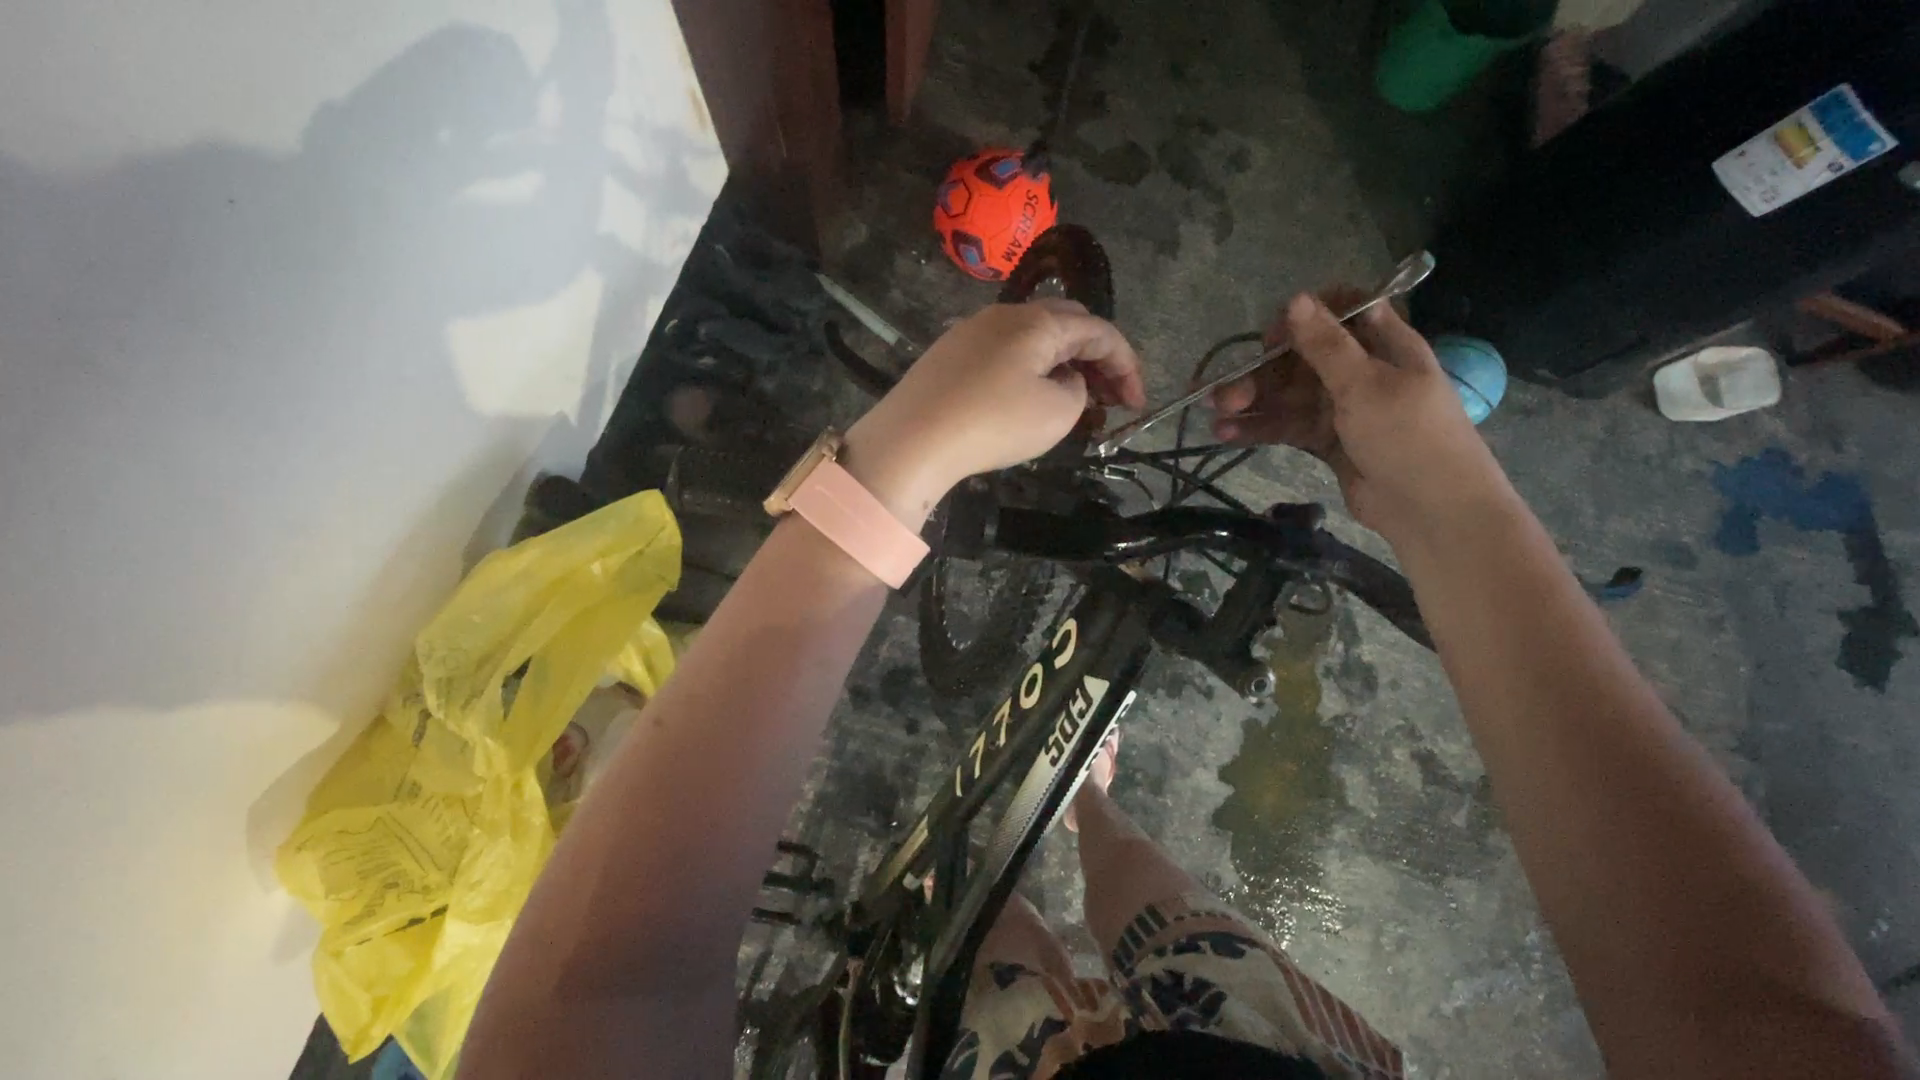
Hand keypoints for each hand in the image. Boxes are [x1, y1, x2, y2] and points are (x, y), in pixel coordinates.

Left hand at [844, 300, 1144, 524]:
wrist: (912, 439)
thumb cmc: (993, 423)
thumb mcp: (1056, 413)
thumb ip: (1077, 390)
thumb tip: (1066, 380)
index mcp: (1038, 321)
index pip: (1099, 331)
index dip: (1126, 366)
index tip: (1136, 404)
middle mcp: (1005, 314)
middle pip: (1066, 324)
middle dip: (1096, 358)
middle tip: (1108, 397)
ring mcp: (972, 331)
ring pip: (1033, 338)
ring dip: (1062, 363)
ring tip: (1073, 400)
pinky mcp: (949, 354)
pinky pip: (1003, 352)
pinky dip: (1030, 369)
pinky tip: (1027, 398)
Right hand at [1210, 290, 1512, 542]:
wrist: (1431, 510)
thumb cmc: (1408, 437)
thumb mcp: (1366, 385)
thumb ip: (1326, 345)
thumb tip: (1296, 298)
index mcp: (1383, 345)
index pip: (1341, 313)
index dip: (1304, 318)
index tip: (1272, 335)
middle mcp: (1361, 371)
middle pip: (1301, 359)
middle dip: (1260, 372)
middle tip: (1223, 394)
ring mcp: (1342, 408)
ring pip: (1288, 395)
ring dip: (1252, 403)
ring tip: (1215, 416)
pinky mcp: (1327, 441)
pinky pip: (1288, 426)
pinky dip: (1259, 428)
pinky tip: (1227, 434)